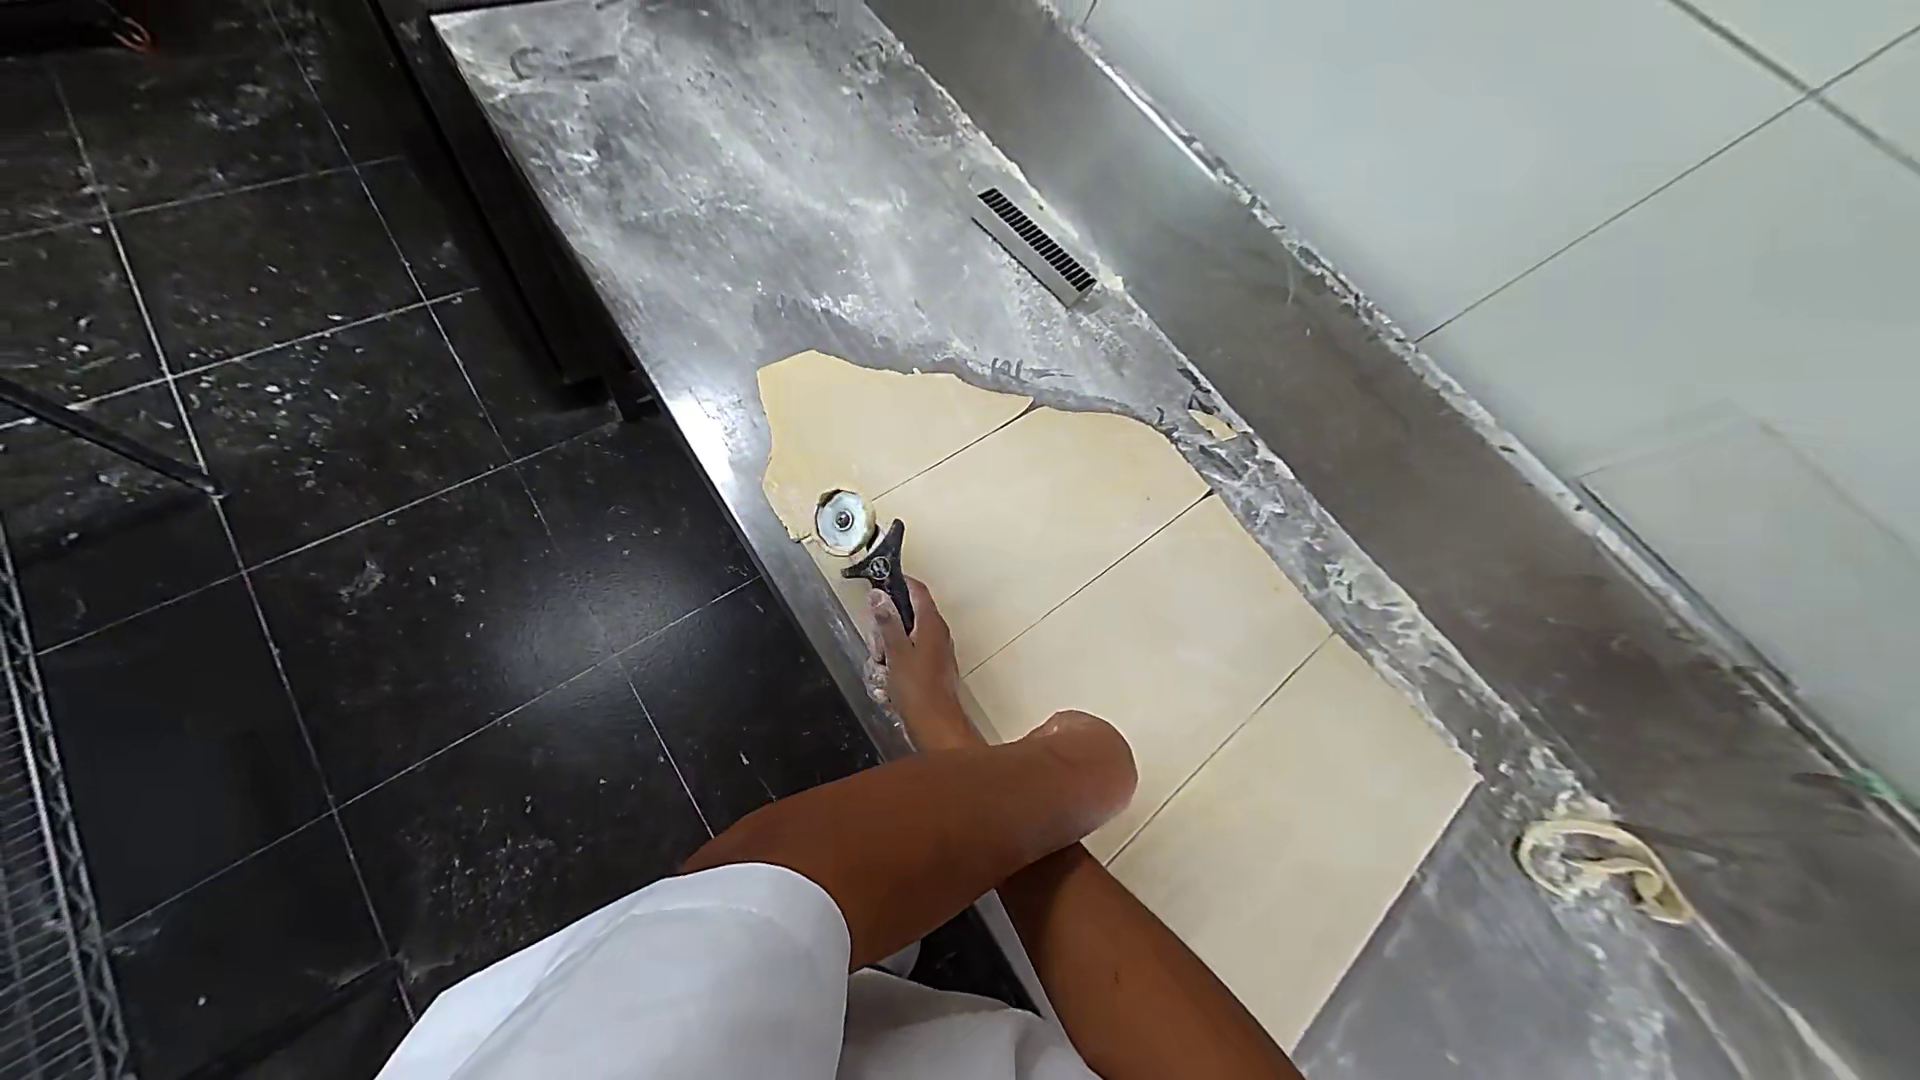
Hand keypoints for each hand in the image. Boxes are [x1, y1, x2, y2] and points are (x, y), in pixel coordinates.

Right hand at [869, 578, 979, 751]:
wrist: (936, 725)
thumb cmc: (918, 690)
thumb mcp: (895, 652)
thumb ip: (886, 622)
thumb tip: (879, 596)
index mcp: (931, 623)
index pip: (917, 590)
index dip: (899, 583)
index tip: (879, 585)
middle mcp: (937, 633)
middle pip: (906, 616)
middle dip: (885, 630)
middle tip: (878, 647)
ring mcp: (935, 651)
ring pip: (903, 639)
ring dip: (887, 652)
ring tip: (882, 669)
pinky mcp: (930, 668)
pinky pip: (906, 657)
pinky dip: (894, 666)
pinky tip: (888, 683)